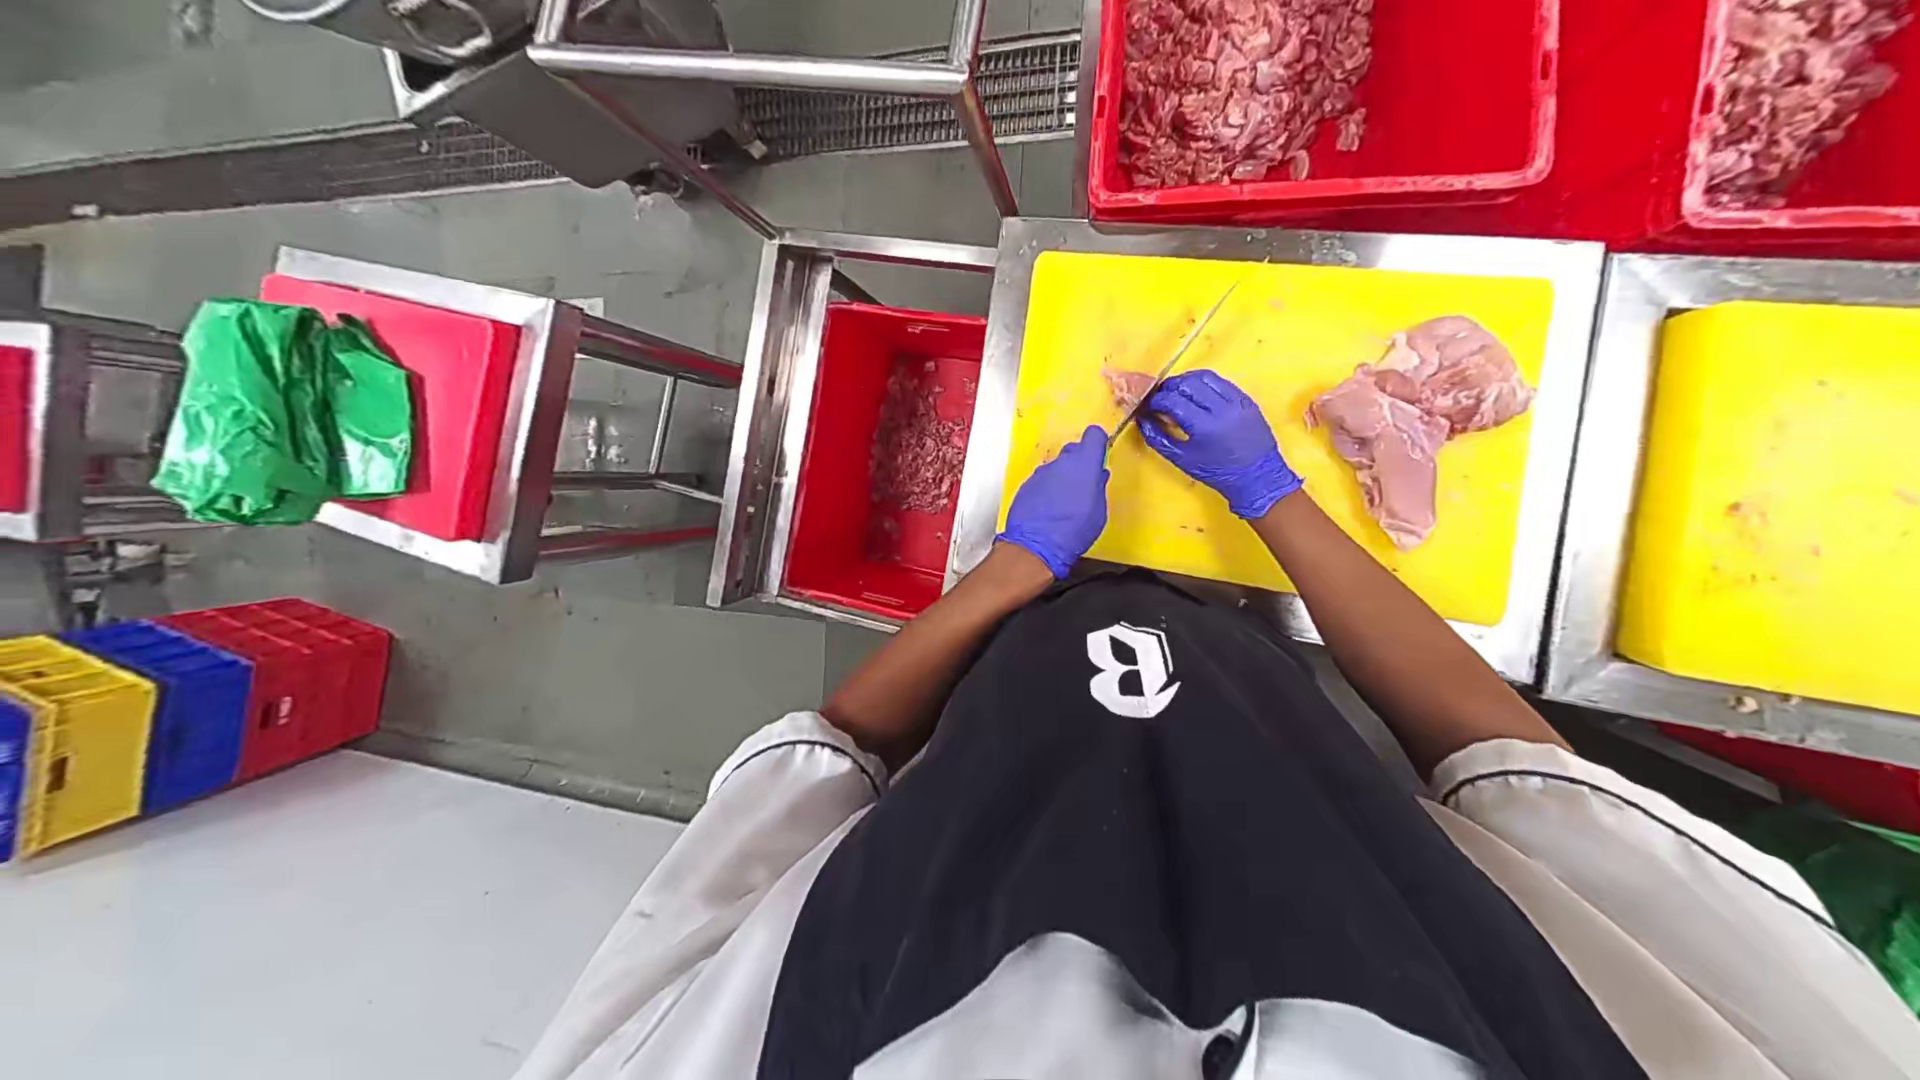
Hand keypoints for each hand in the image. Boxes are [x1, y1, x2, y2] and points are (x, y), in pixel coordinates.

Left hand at [996, 424, 1109, 577]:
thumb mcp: (1099, 511)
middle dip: (1079, 462)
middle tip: (1083, 483)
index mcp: (1084, 463)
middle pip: (1073, 451)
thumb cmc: (1075, 529)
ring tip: (1065, 502)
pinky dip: (1046, 489)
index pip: (1093, 435)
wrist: (1036, 545)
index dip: (1097, 442)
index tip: (1099, 453)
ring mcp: (1040, 473)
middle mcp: (1061, 462)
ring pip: (1056, 467)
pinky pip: (1041, 482)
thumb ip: (1098, 487)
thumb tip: (1097, 476)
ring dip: (1061, 478)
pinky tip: (1049, 509)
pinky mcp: (1025, 486)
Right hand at [1140, 369, 1301, 518]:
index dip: (1156, 400)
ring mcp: (1237, 401)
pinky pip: (1221, 382)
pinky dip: (1205, 383)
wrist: (1256, 476)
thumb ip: (1157, 437)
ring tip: (1177, 392)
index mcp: (1204, 426)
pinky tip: (1198, 393)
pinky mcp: (1246, 399)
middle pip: (1187, 383)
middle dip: (1169, 387)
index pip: (1172, 400)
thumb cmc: (1215, 472)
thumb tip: (1143, 419)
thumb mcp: (1181, 459)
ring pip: (1205, 377)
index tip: (1149, 406)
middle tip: (1160, 397)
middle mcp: (1221, 408)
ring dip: (1186, 380)